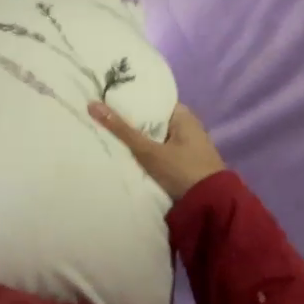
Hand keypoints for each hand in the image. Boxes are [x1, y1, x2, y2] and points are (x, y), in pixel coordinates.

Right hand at [89, 101, 225, 199]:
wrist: (212, 206)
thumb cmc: (183, 171)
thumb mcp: (148, 150)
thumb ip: (121, 129)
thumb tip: (91, 104)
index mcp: (183, 115)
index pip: (151, 100)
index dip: (129, 99)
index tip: (105, 97)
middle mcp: (186, 126)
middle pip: (151, 119)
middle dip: (129, 120)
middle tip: (100, 115)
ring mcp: (185, 145)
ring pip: (153, 136)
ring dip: (136, 138)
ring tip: (105, 131)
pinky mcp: (183, 162)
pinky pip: (158, 150)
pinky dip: (144, 150)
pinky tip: (124, 151)